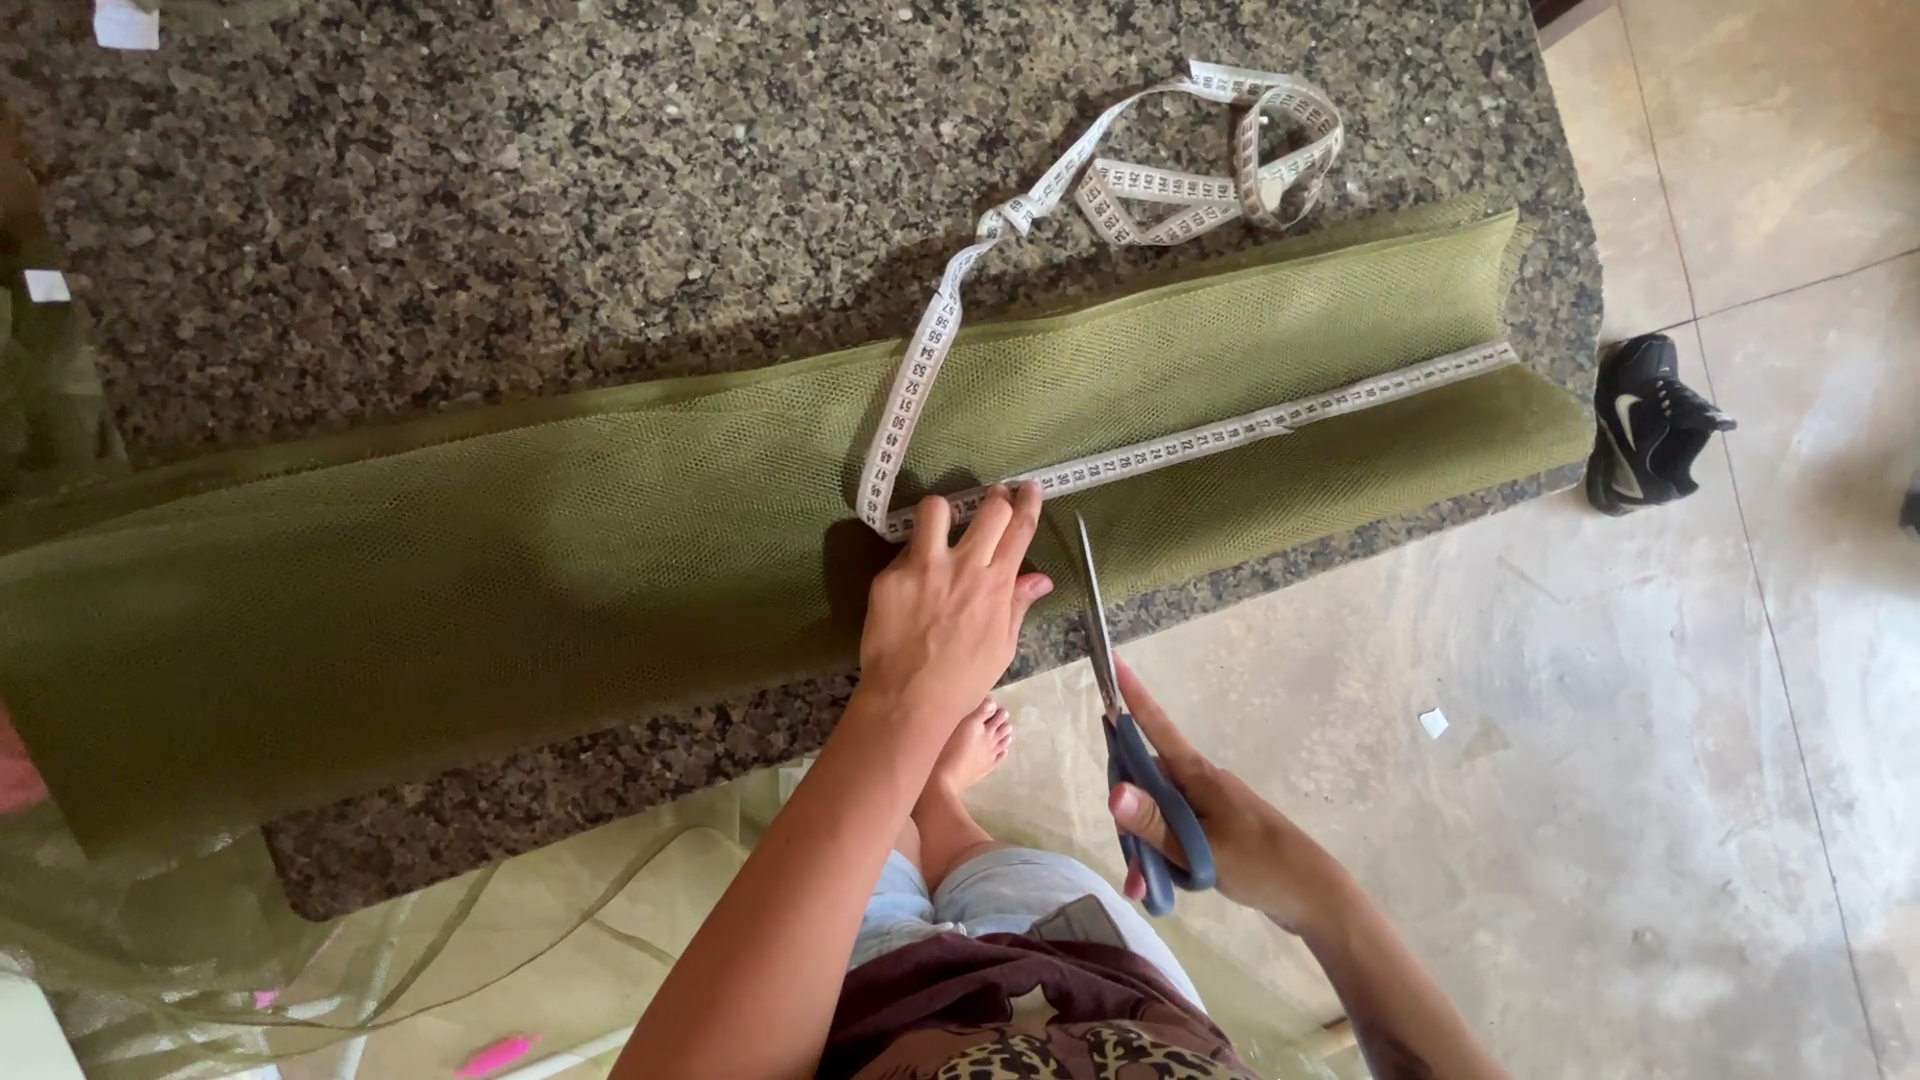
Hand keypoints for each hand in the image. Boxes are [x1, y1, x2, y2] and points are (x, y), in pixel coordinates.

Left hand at [858, 484, 1052, 726]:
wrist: (909, 697)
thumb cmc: (963, 678)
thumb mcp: (1003, 645)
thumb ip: (1018, 604)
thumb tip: (1040, 579)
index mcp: (996, 584)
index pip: (1020, 529)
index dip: (1028, 503)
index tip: (1030, 488)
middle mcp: (964, 566)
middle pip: (989, 509)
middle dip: (996, 497)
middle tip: (994, 497)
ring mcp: (925, 567)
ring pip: (937, 508)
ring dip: (944, 511)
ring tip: (942, 524)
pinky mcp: (892, 575)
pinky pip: (905, 550)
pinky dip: (913, 558)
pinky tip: (911, 581)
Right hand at [1107, 659, 1354, 934]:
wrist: (1316, 896)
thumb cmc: (1260, 864)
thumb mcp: (1200, 848)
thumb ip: (1155, 822)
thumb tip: (1113, 792)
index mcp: (1197, 775)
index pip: (1157, 726)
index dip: (1134, 695)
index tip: (1115, 663)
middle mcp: (1199, 783)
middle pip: (1147, 782)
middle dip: (1128, 816)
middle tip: (1128, 860)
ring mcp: (1208, 806)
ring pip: (1159, 814)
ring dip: (1145, 847)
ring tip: (1142, 885)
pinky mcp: (1215, 830)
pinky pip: (1176, 834)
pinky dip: (1162, 857)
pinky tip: (1156, 886)